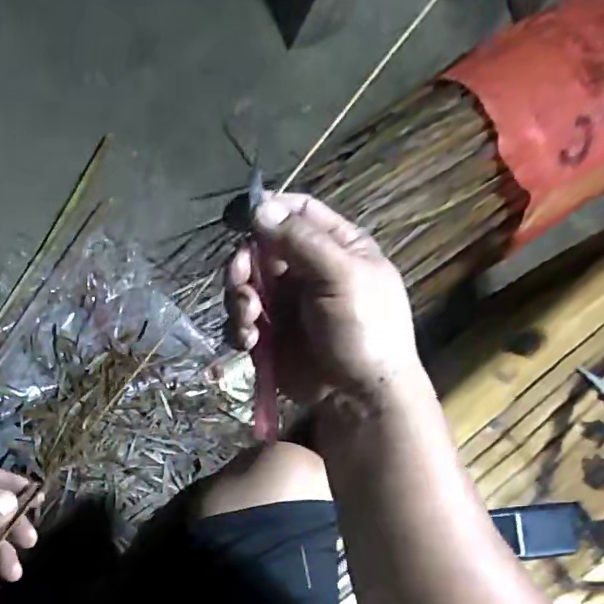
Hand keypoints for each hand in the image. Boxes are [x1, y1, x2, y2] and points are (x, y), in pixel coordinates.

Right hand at [224, 192, 426, 407]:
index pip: (296, 212)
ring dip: (238, 300)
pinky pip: (241, 323)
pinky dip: (239, 330)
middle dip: (243, 265)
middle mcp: (305, 271)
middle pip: (259, 249)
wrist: (359, 396)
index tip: (240, 218)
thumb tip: (259, 207)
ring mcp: (285, 306)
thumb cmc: (364, 330)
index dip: (267, 210)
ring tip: (250, 320)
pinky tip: (251, 342)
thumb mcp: (341, 276)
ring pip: (244, 287)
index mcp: (334, 246)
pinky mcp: (269, 337)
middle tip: (240, 281)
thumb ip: (301, 241)